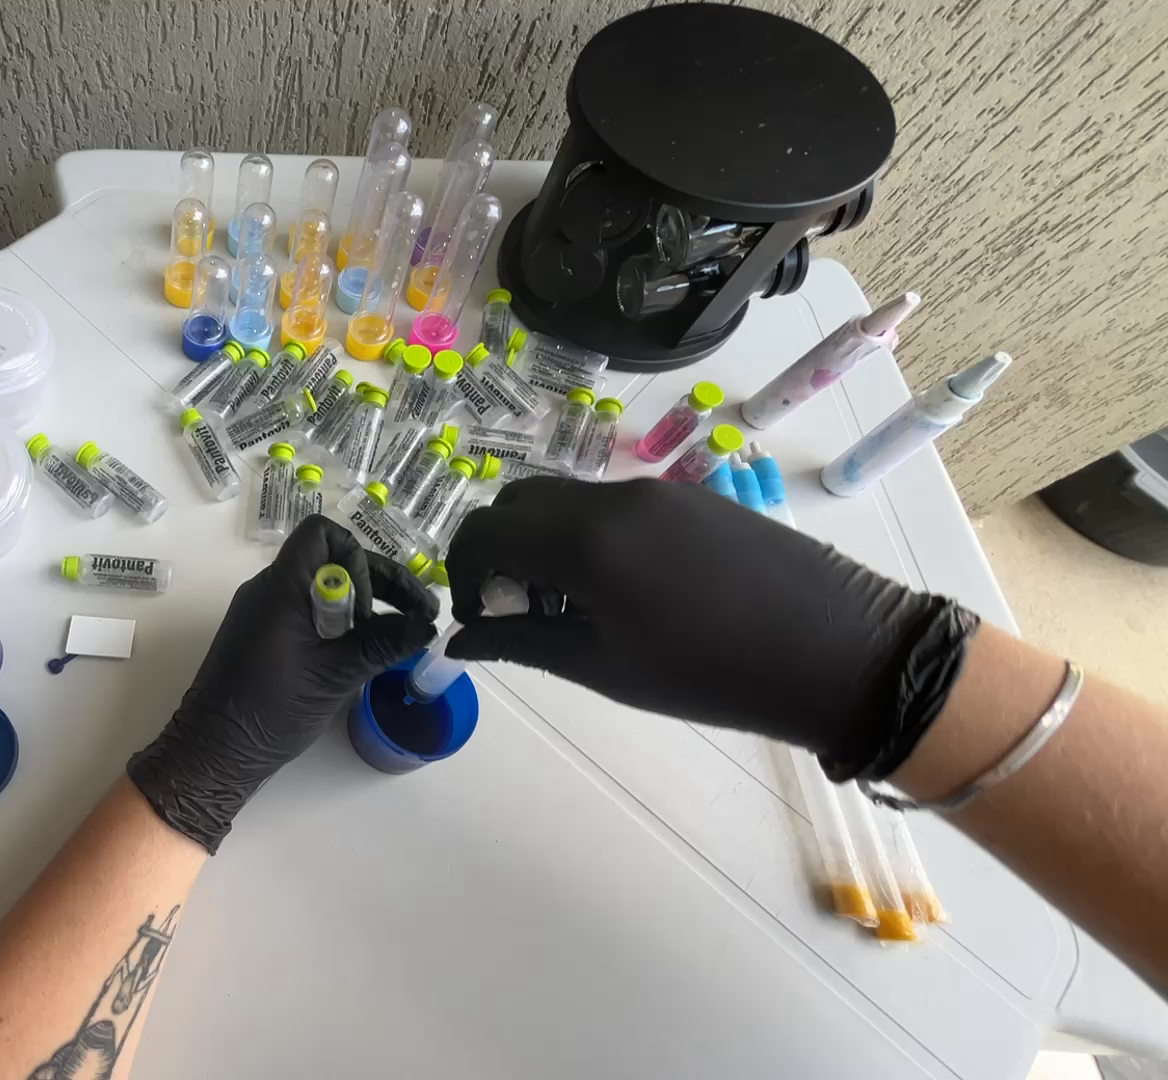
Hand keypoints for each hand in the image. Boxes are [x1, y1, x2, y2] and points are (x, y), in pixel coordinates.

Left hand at [129, 515, 438, 851]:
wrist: (215, 749)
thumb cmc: (271, 709)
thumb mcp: (335, 676)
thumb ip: (382, 644)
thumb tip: (427, 626)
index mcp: (281, 586)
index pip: (321, 534)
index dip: (357, 556)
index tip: (373, 602)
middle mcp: (269, 588)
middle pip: (329, 560)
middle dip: (376, 583)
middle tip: (416, 615)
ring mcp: (263, 611)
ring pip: (320, 588)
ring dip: (360, 606)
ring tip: (398, 635)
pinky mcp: (263, 633)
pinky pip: (306, 610)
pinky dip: (337, 622)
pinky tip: (364, 650)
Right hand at [444, 476, 976, 779]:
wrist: (845, 654)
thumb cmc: (709, 674)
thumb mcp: (599, 666)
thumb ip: (517, 642)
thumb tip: (457, 643)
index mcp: (581, 541)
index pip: (482, 532)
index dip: (460, 573)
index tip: (478, 617)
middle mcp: (608, 498)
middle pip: (515, 504)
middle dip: (497, 552)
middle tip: (521, 607)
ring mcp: (650, 489)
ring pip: (560, 500)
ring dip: (539, 542)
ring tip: (573, 602)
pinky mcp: (684, 494)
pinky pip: (605, 503)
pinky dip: (582, 535)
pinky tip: (621, 585)